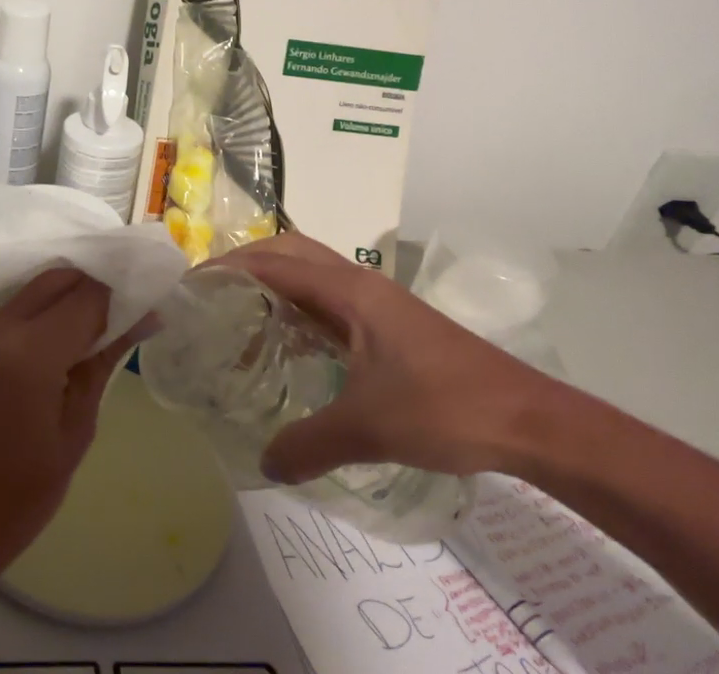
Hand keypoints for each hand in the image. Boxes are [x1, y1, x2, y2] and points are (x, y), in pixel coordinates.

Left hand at [0, 269, 144, 579]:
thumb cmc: (18, 495)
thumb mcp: (75, 431)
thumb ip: (102, 364)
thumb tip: (143, 318)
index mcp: (27, 351)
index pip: (88, 295)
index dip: (124, 292)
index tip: (155, 299)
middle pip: (58, 279)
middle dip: (97, 285)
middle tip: (134, 310)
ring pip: (35, 289)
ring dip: (72, 296)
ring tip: (109, 325)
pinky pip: (17, 309)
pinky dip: (47, 311)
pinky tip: (72, 338)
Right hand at [210, 233, 566, 482]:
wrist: (532, 423)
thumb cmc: (446, 408)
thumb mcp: (367, 429)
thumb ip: (306, 445)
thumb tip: (264, 466)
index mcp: (350, 292)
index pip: (271, 262)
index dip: (223, 268)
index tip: (185, 287)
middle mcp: (361, 286)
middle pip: (289, 252)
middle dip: (244, 265)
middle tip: (208, 297)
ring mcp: (379, 305)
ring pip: (312, 275)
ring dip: (273, 285)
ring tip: (238, 319)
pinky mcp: (391, 327)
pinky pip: (329, 302)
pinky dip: (297, 310)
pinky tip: (287, 346)